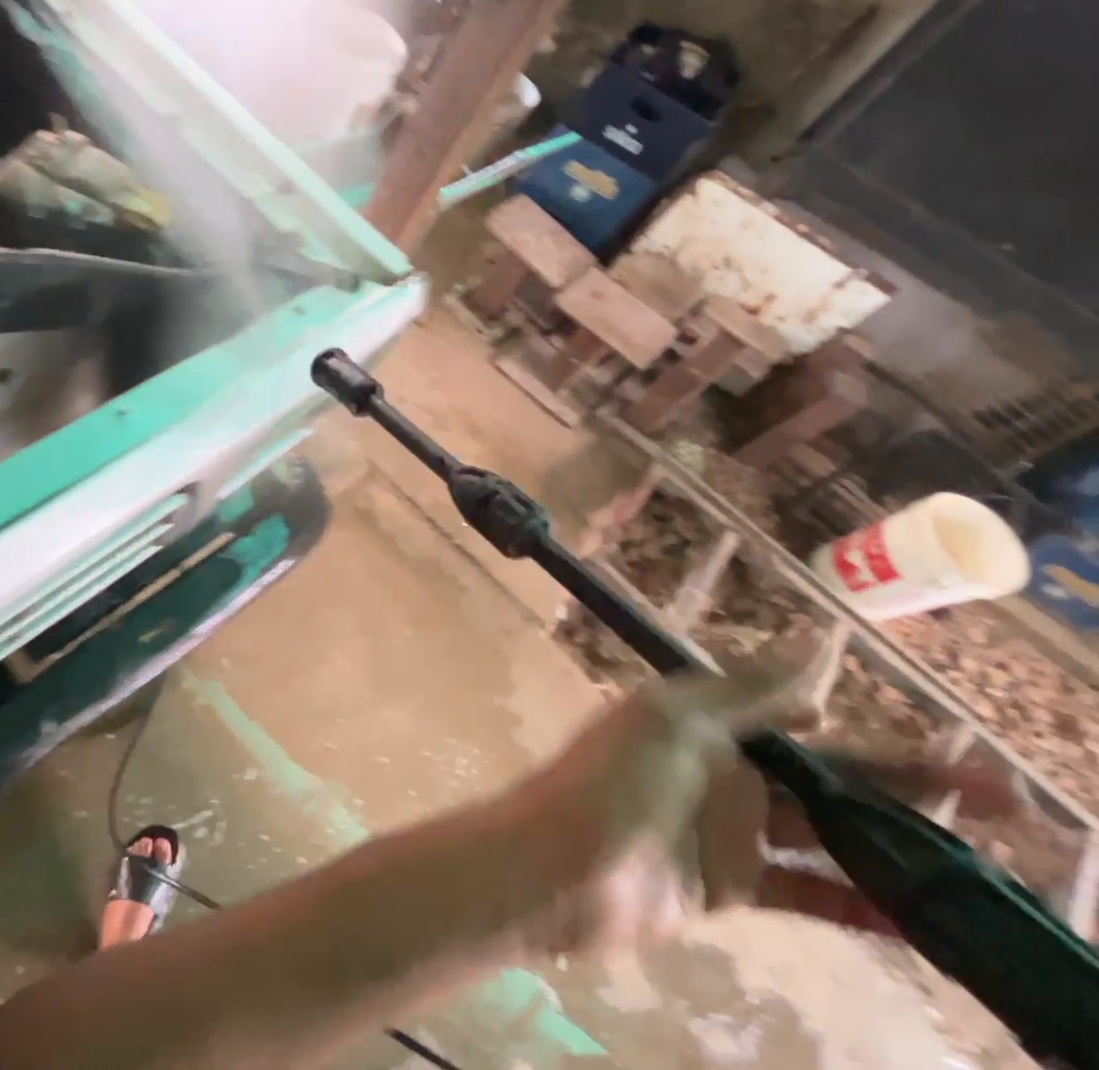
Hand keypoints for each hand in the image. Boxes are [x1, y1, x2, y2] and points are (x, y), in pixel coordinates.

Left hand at [504, 639, 1028, 954]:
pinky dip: (857, 906)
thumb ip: (747, 688)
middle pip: (828, 780)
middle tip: (1002, 800)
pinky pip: (803, 893)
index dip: (861, 730)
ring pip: (825, 836)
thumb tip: (815, 638)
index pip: (799, 721)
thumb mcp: (674, 720)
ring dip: (894, 846)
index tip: (944, 743)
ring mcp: (726, 832)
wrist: (557, 869)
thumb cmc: (610, 783)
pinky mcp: (726, 887)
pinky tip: (918, 922)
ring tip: (980, 863)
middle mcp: (722, 774)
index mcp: (707, 726)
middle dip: (906, 787)